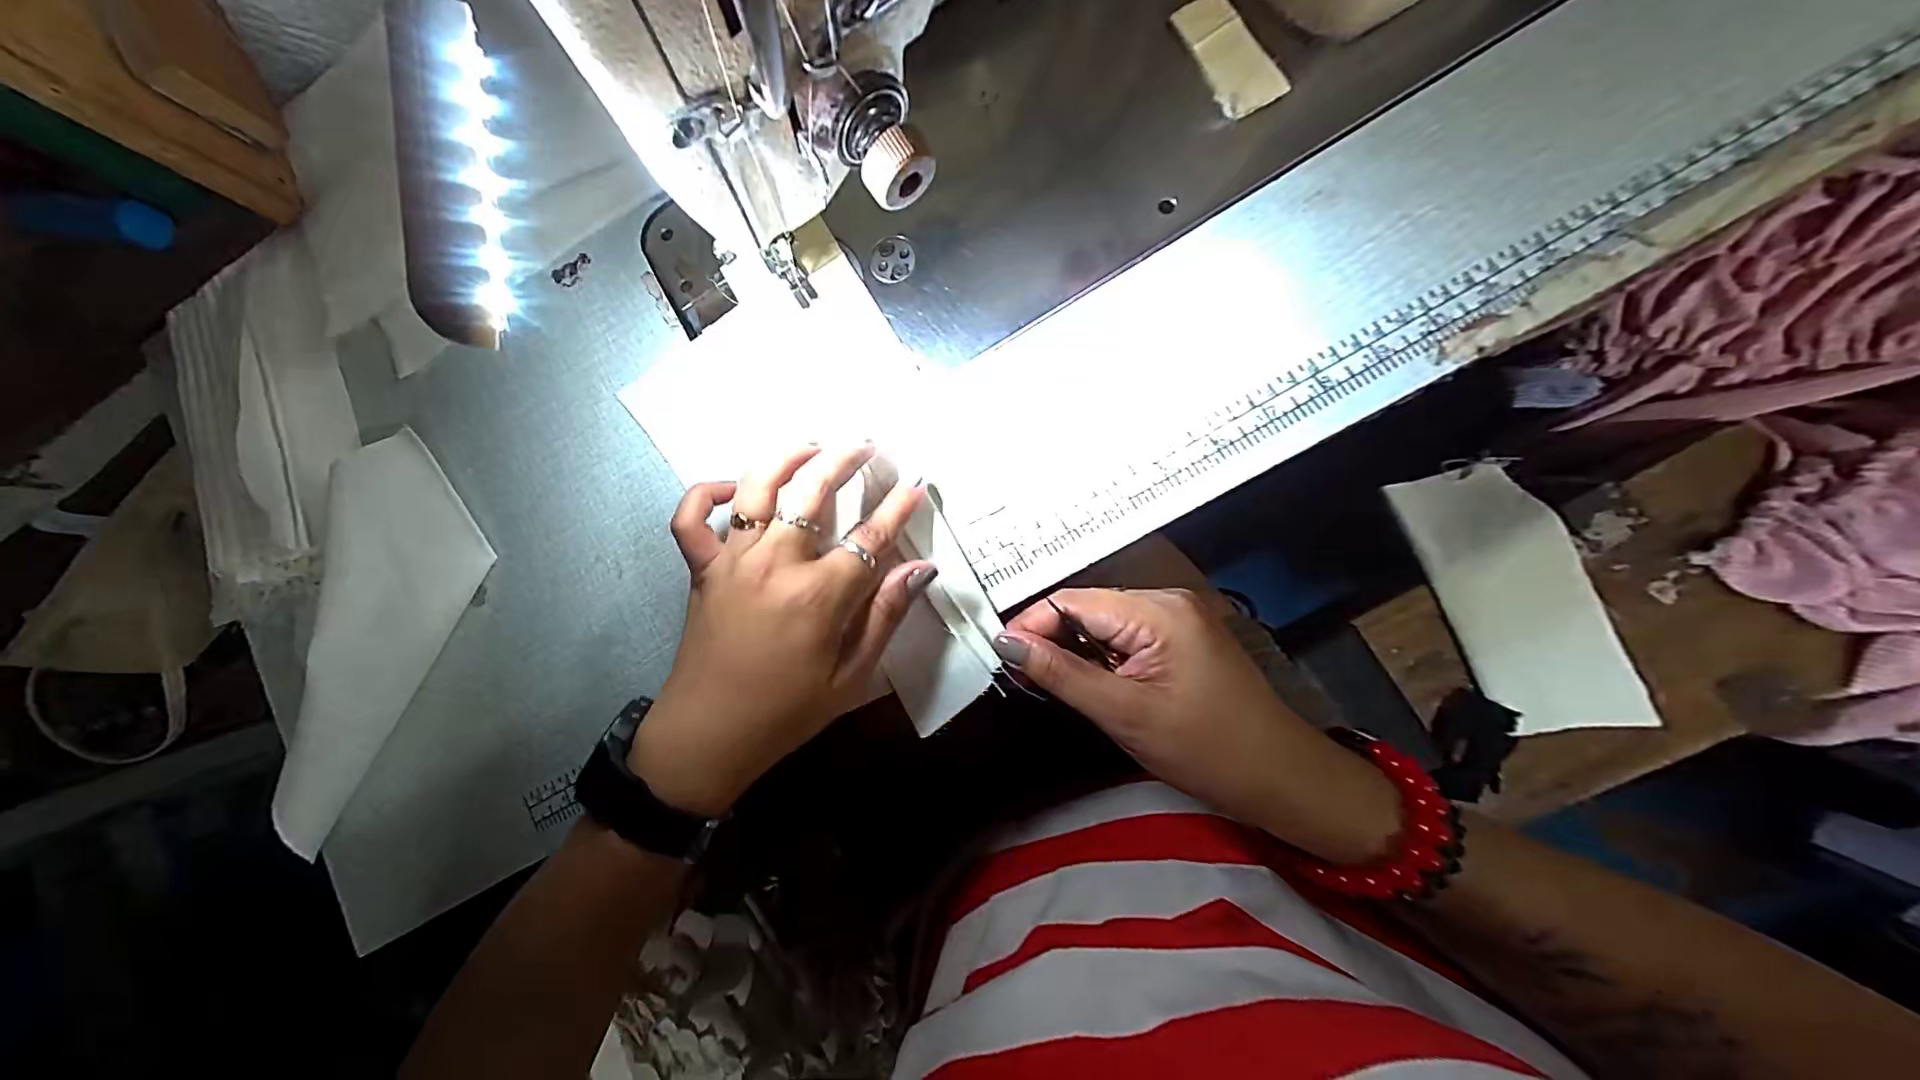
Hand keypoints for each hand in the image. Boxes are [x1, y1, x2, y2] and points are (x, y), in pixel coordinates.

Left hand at [631, 445, 935, 816]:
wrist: (707, 735)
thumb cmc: (787, 711)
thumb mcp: (850, 676)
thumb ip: (885, 616)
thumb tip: (920, 569)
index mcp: (819, 595)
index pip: (869, 538)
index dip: (898, 509)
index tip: (917, 486)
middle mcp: (775, 564)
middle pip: (813, 494)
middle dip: (845, 462)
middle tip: (867, 447)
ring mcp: (732, 561)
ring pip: (758, 490)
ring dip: (786, 460)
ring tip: (811, 447)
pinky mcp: (701, 569)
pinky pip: (691, 519)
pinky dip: (706, 493)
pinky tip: (734, 488)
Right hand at [997, 588, 1401, 862]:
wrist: (1280, 776)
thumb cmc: (1208, 750)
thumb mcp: (1124, 713)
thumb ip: (1061, 674)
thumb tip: (1008, 644)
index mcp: (1159, 611)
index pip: (1073, 601)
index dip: (1032, 625)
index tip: (1004, 657)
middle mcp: (1168, 600)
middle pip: (1088, 606)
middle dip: (1052, 637)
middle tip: (1024, 675)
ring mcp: (1178, 616)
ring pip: (1104, 621)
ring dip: (1076, 648)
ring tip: (1054, 682)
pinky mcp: (1182, 635)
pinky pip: (1126, 633)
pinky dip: (1102, 655)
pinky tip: (1092, 681)